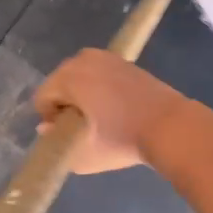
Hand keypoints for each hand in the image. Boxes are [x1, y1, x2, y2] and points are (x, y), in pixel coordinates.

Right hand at [33, 50, 189, 173]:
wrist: (170, 126)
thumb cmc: (121, 140)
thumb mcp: (82, 154)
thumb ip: (56, 141)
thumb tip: (47, 128)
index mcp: (69, 77)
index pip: (43, 96)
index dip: (49, 118)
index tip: (66, 135)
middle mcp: (84, 59)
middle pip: (60, 82)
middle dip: (64, 103)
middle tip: (81, 127)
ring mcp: (107, 57)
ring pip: (80, 76)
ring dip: (82, 94)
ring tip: (97, 118)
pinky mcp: (126, 62)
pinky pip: (100, 73)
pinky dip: (100, 87)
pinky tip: (114, 107)